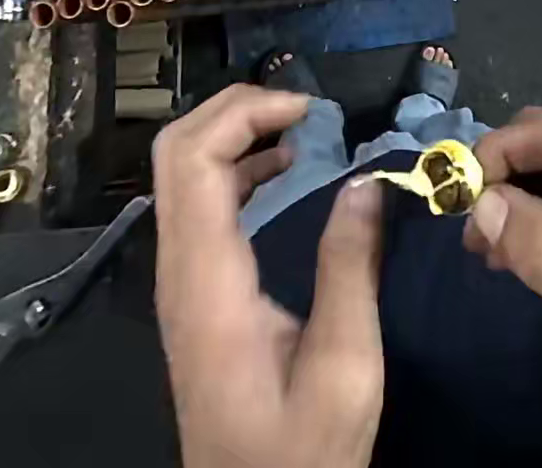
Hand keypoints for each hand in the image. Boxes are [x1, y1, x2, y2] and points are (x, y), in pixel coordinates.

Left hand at [153, 84, 386, 467]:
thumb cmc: (300, 451)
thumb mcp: (345, 365)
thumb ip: (351, 266)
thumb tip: (364, 182)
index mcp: (207, 278)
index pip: (194, 159)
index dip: (245, 114)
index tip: (309, 110)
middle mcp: (179, 265)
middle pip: (177, 150)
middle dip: (235, 108)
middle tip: (300, 107)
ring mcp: (180, 274)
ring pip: (182, 168)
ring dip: (234, 130)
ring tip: (297, 124)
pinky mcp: (194, 283)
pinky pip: (199, 196)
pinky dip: (236, 162)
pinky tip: (279, 166)